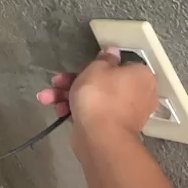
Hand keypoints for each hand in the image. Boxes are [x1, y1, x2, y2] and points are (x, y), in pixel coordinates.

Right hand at [35, 48, 159, 147]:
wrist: (100, 136)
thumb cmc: (100, 95)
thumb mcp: (97, 68)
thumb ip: (104, 58)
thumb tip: (112, 52)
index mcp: (141, 76)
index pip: (122, 65)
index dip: (99, 64)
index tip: (82, 67)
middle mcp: (139, 94)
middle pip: (103, 82)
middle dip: (74, 81)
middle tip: (57, 81)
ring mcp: (125, 113)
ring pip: (94, 97)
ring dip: (68, 95)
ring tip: (47, 97)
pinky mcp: (111, 127)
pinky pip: (93, 112)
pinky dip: (76, 109)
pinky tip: (59, 110)